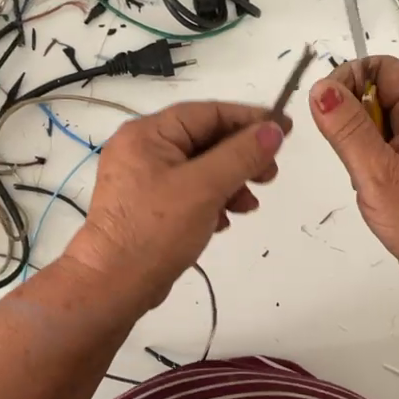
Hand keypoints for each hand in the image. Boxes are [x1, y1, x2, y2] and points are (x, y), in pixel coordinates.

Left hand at [62, 101, 287, 308]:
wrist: (113, 285)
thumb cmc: (156, 230)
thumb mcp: (204, 187)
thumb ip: (241, 155)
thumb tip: (274, 130)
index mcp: (147, 133)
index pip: (208, 113)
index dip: (250, 120)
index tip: (285, 130)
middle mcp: (142, 150)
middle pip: (205, 140)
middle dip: (241, 157)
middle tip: (270, 175)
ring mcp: (143, 180)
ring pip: (200, 169)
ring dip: (231, 183)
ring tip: (250, 205)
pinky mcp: (148, 208)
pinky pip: (189, 193)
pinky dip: (212, 202)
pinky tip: (225, 221)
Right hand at [309, 56, 398, 289]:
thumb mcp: (375, 173)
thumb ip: (347, 129)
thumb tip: (321, 88)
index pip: (384, 68)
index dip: (350, 79)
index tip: (326, 110)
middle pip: (382, 92)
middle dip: (354, 117)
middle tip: (349, 154)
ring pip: (383, 120)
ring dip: (362, 141)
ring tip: (365, 175)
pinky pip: (391, 143)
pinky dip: (373, 157)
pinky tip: (374, 185)